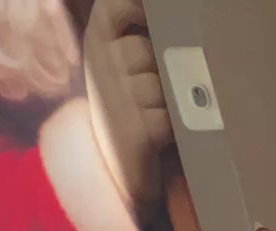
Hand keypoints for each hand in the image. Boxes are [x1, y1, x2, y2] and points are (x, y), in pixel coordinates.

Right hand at [84, 0, 174, 214]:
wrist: (118, 169)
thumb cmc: (131, 113)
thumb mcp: (124, 70)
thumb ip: (140, 42)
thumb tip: (171, 20)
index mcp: (97, 46)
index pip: (114, 9)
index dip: (135, 6)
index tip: (153, 15)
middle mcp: (102, 69)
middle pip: (147, 51)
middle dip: (163, 69)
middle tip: (162, 93)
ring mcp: (118, 100)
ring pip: (162, 84)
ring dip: (173, 101)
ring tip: (163, 116)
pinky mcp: (138, 131)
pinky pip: (172, 117)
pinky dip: (178, 127)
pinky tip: (167, 135)